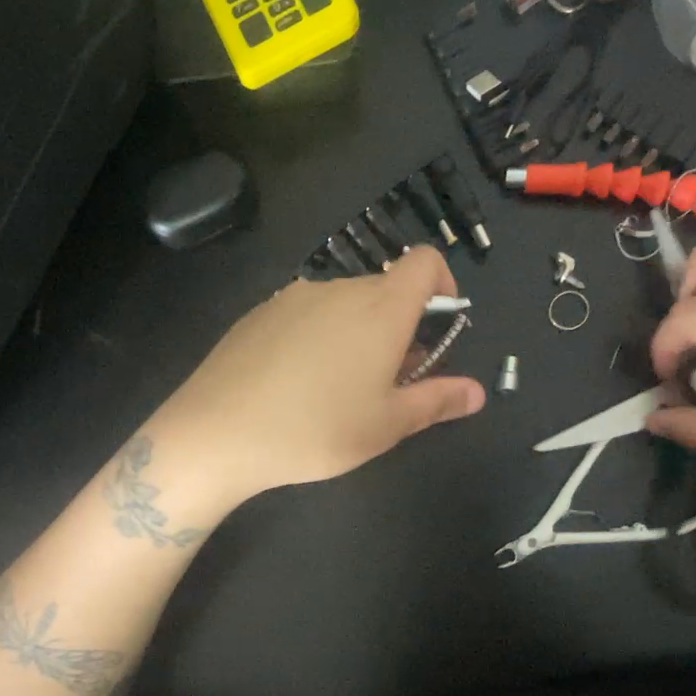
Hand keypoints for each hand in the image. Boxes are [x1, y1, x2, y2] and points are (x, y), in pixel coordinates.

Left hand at [151, 247, 485, 500]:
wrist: (218, 433)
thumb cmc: (317, 430)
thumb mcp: (386, 426)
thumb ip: (435, 402)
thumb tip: (477, 391)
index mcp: (380, 309)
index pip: (425, 262)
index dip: (443, 283)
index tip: (439, 323)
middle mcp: (338, 290)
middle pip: (383, 289)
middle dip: (399, 325)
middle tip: (391, 381)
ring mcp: (292, 298)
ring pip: (342, 304)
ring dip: (357, 333)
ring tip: (341, 389)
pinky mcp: (257, 314)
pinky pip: (304, 316)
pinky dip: (317, 338)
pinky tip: (296, 385)